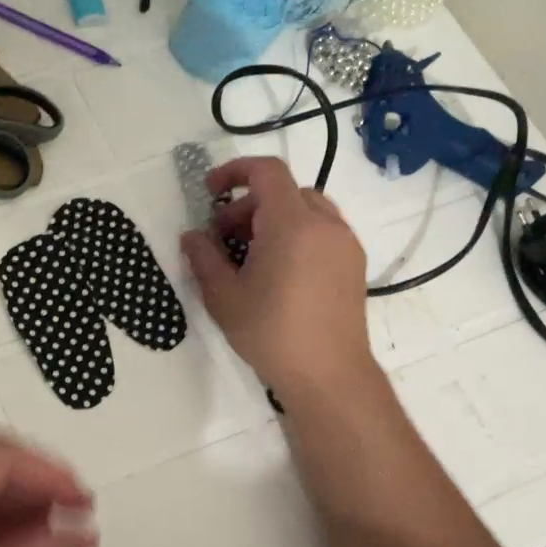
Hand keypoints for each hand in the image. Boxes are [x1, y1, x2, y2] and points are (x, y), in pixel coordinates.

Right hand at [180, 156, 373, 396]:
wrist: (328, 374)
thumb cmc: (270, 332)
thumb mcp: (223, 296)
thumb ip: (204, 258)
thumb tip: (192, 236)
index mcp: (291, 224)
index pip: (266, 172)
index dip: (234, 172)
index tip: (209, 192)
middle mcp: (325, 224)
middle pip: (284, 191)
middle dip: (248, 205)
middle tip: (221, 237)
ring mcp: (344, 243)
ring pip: (306, 210)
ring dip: (272, 220)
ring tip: (248, 256)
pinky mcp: (353, 264)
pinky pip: (321, 231)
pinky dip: (294, 235)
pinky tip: (276, 272)